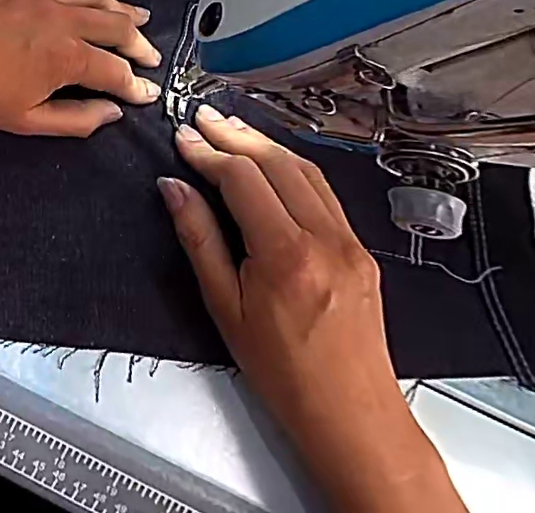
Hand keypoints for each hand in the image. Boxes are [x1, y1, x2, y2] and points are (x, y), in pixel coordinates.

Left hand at [0, 0, 161, 136]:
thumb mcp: (27, 121)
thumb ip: (77, 119)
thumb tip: (112, 113)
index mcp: (68, 57)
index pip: (117, 71)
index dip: (136, 85)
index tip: (147, 94)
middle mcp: (65, 21)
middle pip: (117, 28)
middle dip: (139, 44)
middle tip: (151, 56)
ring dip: (121, 9)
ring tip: (139, 17)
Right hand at [158, 108, 464, 512]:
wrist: (352, 416)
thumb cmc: (283, 373)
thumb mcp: (225, 308)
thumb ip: (198, 238)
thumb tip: (174, 188)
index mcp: (286, 255)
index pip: (241, 178)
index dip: (207, 152)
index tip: (183, 138)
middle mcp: (324, 237)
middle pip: (275, 162)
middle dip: (234, 134)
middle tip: (204, 118)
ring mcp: (349, 239)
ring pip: (304, 169)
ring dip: (264, 142)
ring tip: (231, 127)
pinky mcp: (360, 247)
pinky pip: (324, 190)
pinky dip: (292, 165)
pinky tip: (272, 159)